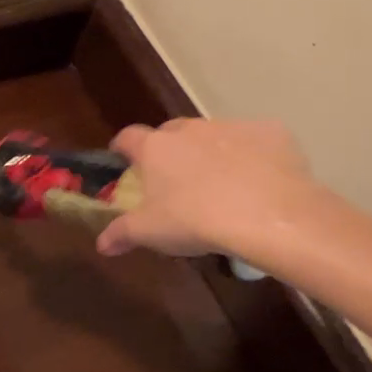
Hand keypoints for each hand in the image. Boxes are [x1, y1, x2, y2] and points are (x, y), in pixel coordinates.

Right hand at [97, 118, 319, 258]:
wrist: (269, 217)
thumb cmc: (196, 221)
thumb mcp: (150, 233)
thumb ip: (120, 234)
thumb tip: (101, 244)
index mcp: (156, 149)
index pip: (128, 137)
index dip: (122, 148)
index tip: (123, 161)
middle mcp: (191, 130)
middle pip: (171, 133)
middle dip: (169, 151)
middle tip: (174, 180)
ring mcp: (233, 127)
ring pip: (213, 135)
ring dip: (209, 152)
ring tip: (219, 184)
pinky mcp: (271, 132)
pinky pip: (253, 141)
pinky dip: (250, 156)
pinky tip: (257, 182)